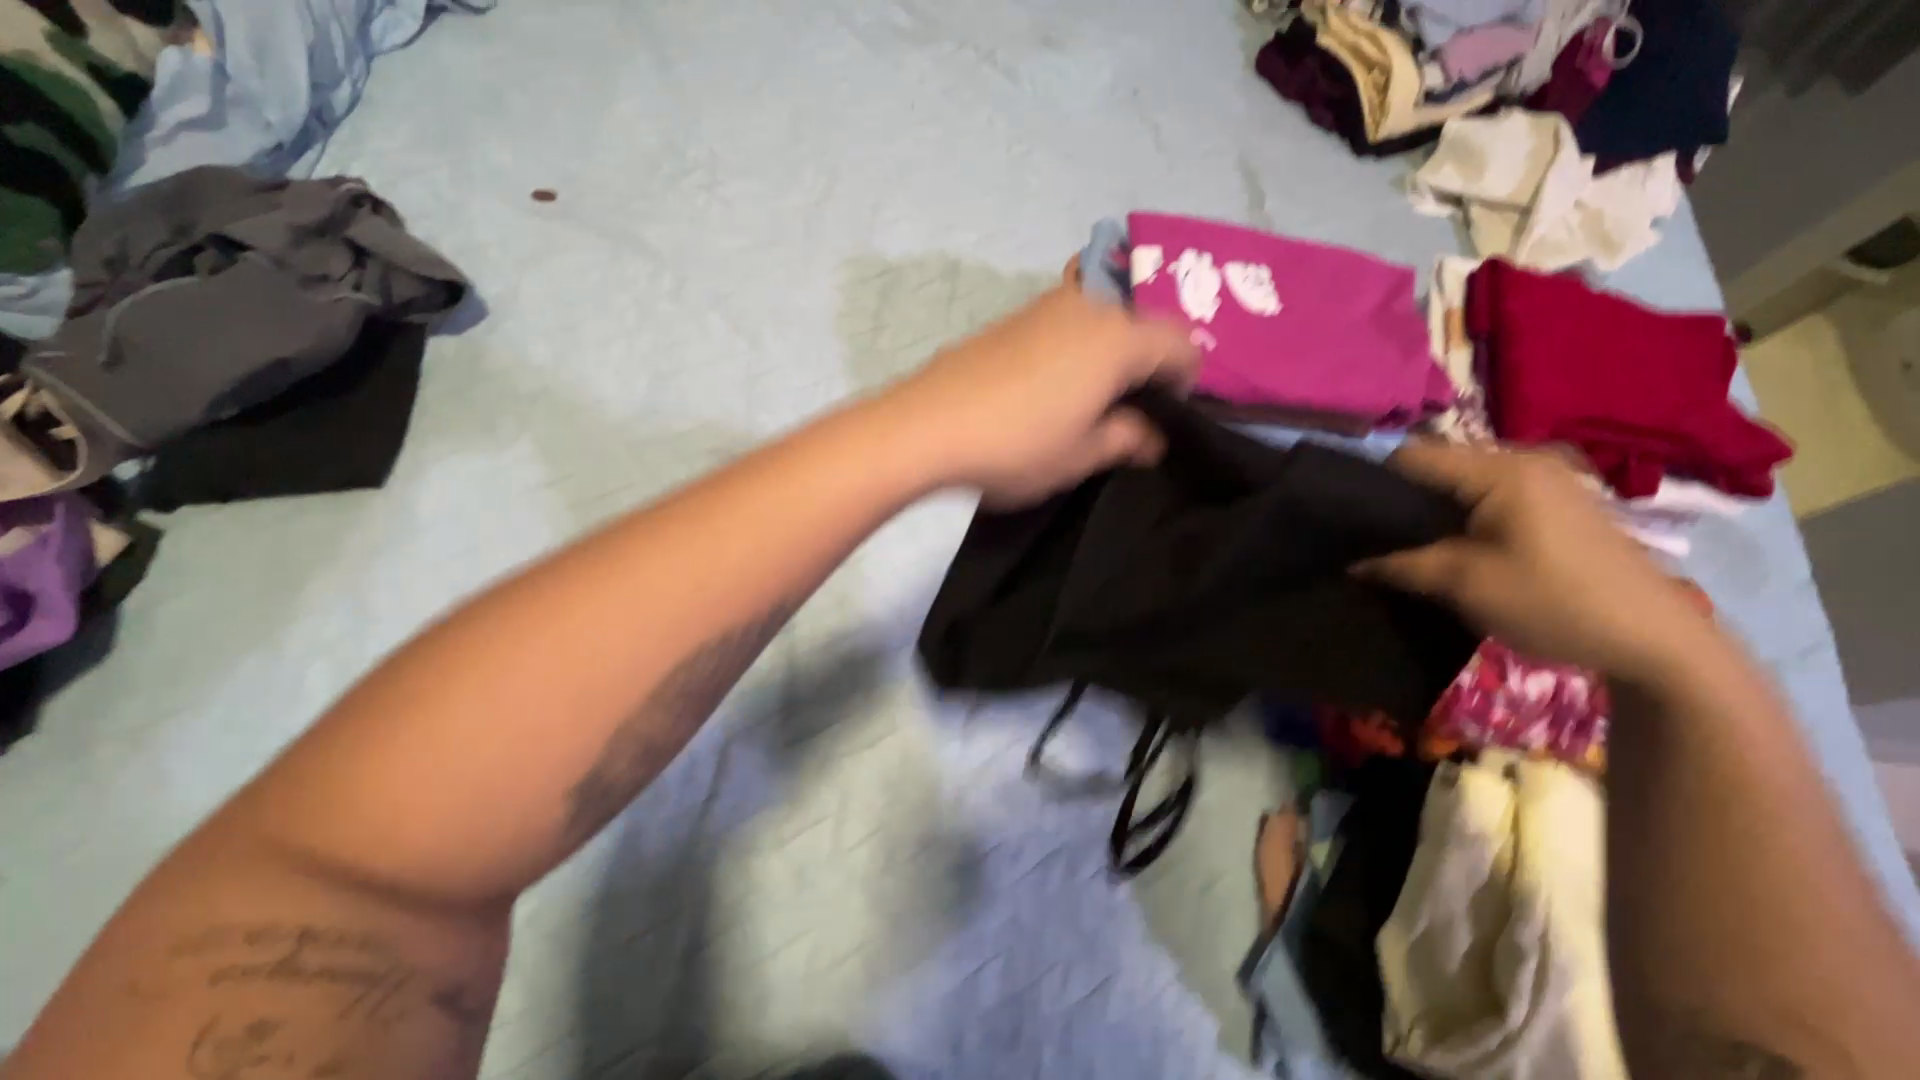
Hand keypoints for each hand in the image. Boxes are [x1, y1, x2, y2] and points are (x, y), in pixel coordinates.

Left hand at [882, 262, 1199, 507]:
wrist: (925, 426)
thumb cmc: (1017, 444)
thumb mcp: (1081, 455)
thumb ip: (1128, 440)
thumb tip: (1152, 437)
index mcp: (1119, 338)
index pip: (1183, 344)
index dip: (1185, 381)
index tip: (1164, 417)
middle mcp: (1089, 307)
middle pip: (1141, 326)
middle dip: (1145, 365)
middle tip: (1126, 412)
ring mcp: (1045, 306)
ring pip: (1102, 322)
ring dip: (1108, 356)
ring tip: (1087, 403)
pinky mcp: (1012, 317)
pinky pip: (1065, 325)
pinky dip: (1073, 350)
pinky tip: (1047, 390)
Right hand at [1359, 441, 1720, 684]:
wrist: (1656, 639)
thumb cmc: (1554, 603)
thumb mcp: (1466, 585)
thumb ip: (1403, 565)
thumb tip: (1355, 563)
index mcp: (1502, 469)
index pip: (1414, 456)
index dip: (1376, 485)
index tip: (1353, 522)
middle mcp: (1527, 460)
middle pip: (1443, 466)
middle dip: (1407, 500)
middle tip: (1380, 542)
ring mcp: (1552, 479)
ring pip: (1469, 483)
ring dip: (1439, 512)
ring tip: (1415, 550)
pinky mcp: (1565, 503)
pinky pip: (1498, 496)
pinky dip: (1471, 517)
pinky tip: (1462, 551)